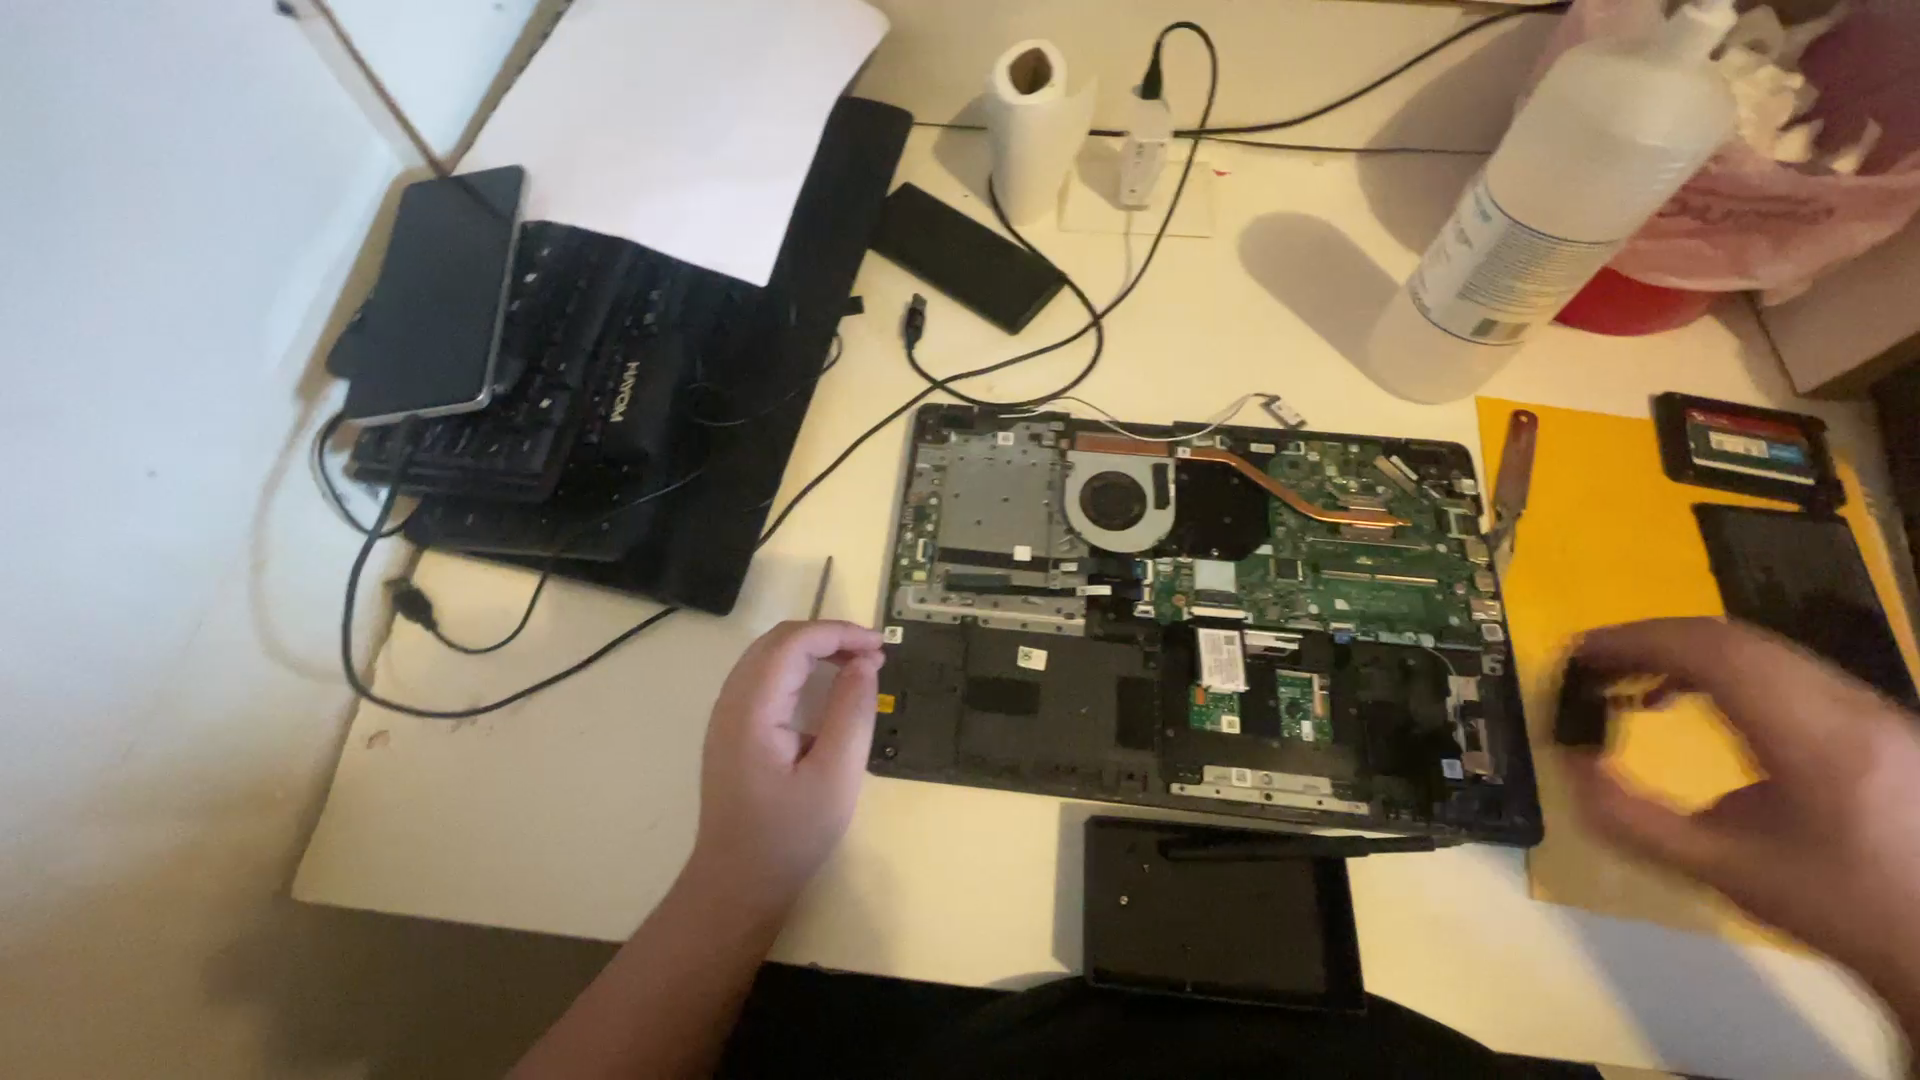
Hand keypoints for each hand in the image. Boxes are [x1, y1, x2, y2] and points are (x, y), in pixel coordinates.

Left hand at [685, 620, 884, 911]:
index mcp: (752, 710)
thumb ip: (852, 713)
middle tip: (872, 654)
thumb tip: (865, 664)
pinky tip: (826, 686)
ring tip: (857, 664)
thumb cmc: (789, 836)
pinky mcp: (732, 730)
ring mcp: (726, 716)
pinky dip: (799, 668)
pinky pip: (764, 677)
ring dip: (813, 649)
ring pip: (768, 656)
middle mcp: (731, 702)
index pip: (793, 643)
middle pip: (777, 641)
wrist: (736, 885)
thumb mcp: (835, 777)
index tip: (881, 648)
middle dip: (828, 635)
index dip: (839, 633)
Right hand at [1560, 618, 1919, 1018]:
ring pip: (1758, 648)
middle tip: (1588, 664)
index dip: (1635, 641)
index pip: (1713, 653)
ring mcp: (1875, 711)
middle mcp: (1854, 709)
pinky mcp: (1877, 720)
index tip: (1577, 655)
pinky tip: (1683, 697)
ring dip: (1680, 653)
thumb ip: (1629, 818)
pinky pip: (1781, 668)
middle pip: (1733, 640)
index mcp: (1817, 741)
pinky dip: (1716, 669)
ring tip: (1624, 678)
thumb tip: (1568, 759)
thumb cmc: (1837, 909)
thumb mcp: (1719, 869)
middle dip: (1648, 641)